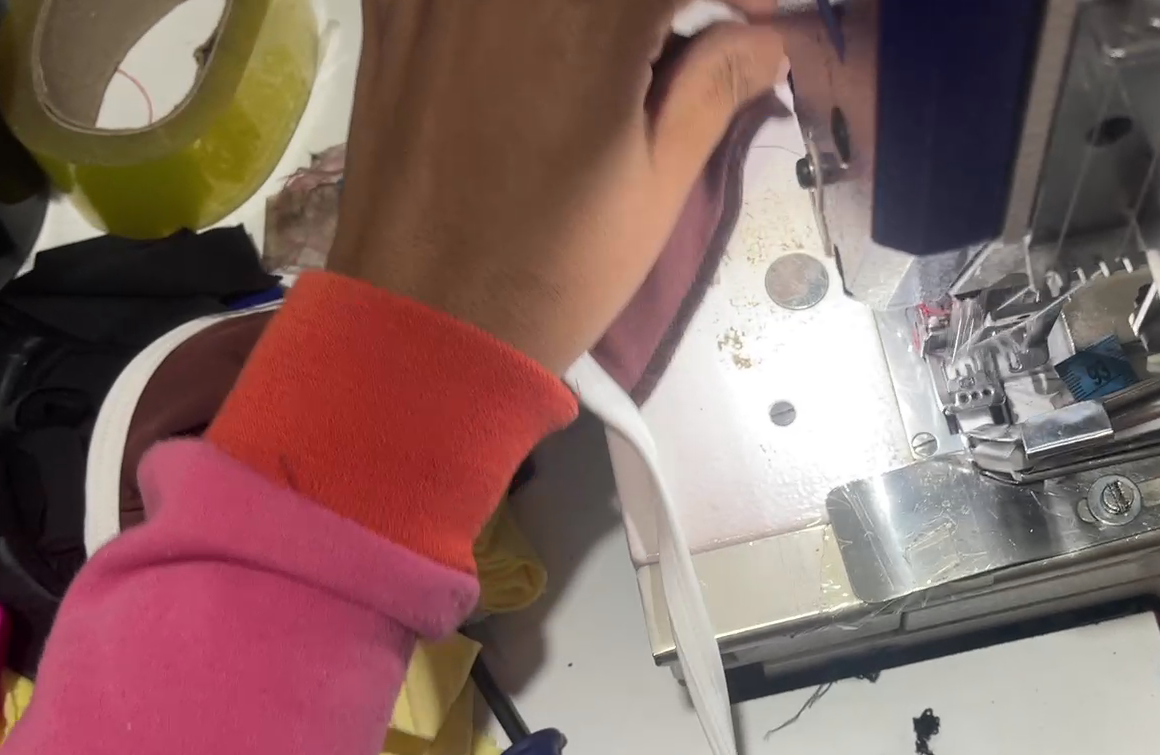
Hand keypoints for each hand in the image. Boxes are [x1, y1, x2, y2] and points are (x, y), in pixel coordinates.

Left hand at [328, 0, 784, 372]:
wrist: (432, 319)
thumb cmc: (562, 270)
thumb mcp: (656, 190)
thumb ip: (712, 92)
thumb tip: (766, 42)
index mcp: (590, 19)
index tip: (754, 25)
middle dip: (667, 7)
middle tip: (688, 42)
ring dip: (602, 17)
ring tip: (625, 59)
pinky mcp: (392, 3)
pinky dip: (534, 19)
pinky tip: (540, 54)